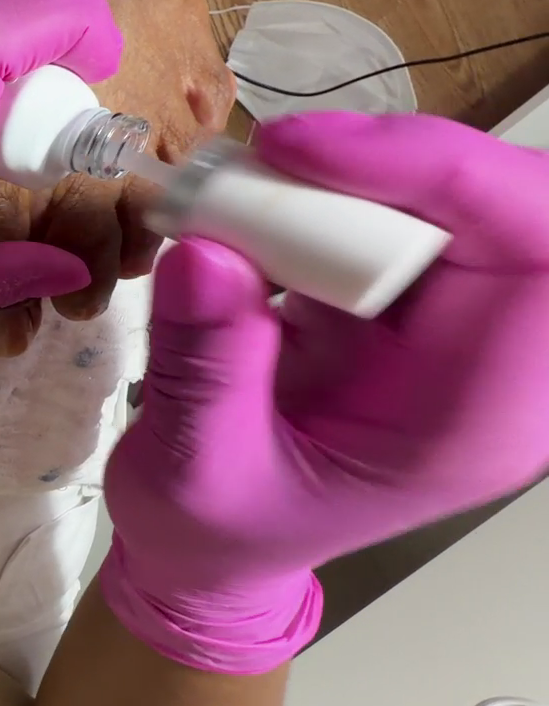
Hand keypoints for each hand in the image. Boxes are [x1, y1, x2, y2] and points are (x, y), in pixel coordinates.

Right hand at [101, 112, 548, 672]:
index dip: (440, 176)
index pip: (535, 256)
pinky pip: (365, 235)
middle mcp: (483, 363)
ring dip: (323, 191)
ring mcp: (433, 336)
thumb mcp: (191, 466)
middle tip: (248, 173)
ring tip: (220, 203)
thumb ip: (202, 368)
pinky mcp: (379, 319)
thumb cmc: (205, 532)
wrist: (206, 553)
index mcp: (474, 416)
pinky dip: (294, 215)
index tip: (298, 152)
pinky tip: (230, 230)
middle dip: (373, 175)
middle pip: (494, 217)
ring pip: (428, 213)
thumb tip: (199, 252)